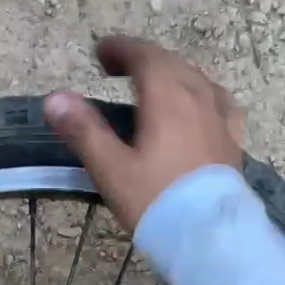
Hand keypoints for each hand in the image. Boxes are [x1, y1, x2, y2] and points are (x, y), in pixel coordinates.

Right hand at [43, 36, 246, 231]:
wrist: (205, 235)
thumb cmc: (154, 202)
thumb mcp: (111, 170)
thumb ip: (84, 131)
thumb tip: (54, 99)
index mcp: (166, 98)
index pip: (143, 57)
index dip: (120, 50)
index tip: (100, 53)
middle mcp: (197, 96)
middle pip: (170, 64)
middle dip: (142, 60)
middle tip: (118, 68)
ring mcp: (219, 116)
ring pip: (195, 79)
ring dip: (171, 75)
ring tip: (154, 86)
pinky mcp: (231, 139)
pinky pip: (218, 103)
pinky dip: (201, 95)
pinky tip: (200, 106)